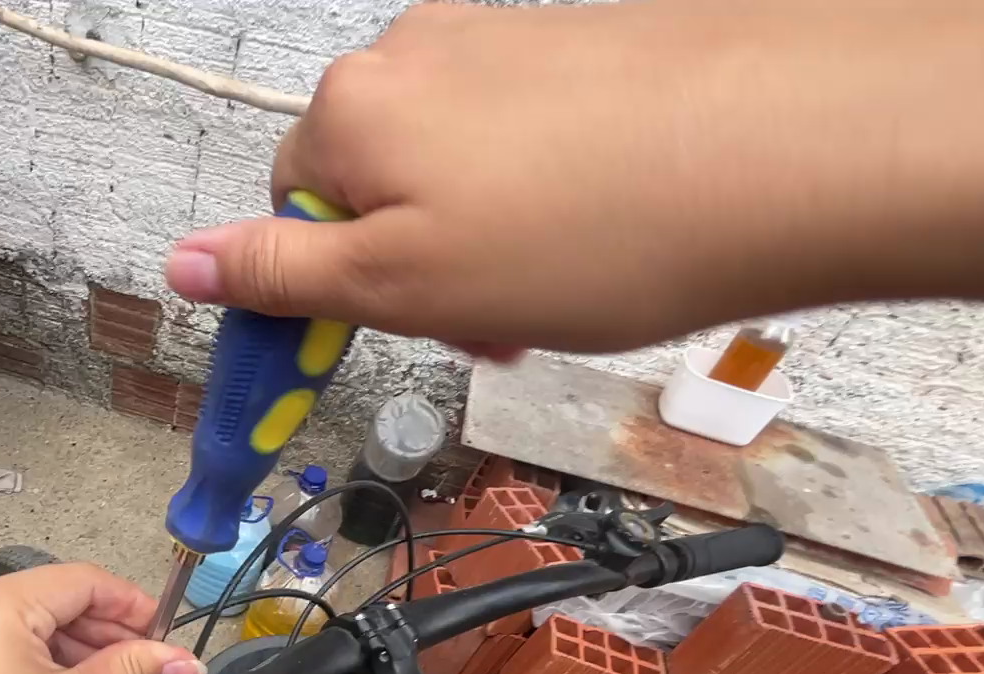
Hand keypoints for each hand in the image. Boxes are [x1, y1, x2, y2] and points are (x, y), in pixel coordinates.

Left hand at [0, 564, 205, 673]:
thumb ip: (135, 668)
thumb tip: (184, 658)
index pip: (78, 581)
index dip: (132, 603)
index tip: (167, 631)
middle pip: (49, 599)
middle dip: (105, 631)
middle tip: (152, 662)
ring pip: (24, 624)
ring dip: (75, 648)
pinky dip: (39, 662)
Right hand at [165, 0, 983, 351]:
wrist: (807, 151)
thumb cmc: (569, 240)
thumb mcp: (394, 283)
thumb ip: (276, 274)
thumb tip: (176, 263)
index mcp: (353, 106)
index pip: (286, 205)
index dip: (327, 280)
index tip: (395, 326)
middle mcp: (414, 49)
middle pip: (364, 185)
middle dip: (401, 268)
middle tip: (473, 325)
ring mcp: (500, 37)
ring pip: (438, 172)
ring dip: (461, 247)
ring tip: (534, 296)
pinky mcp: (575, 45)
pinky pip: (506, 141)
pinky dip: (520, 204)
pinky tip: (581, 236)